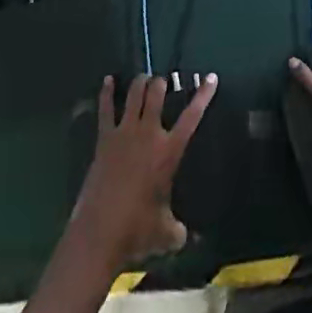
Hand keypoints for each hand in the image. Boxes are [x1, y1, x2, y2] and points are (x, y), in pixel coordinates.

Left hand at [67, 73, 217, 267]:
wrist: (101, 231)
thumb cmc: (139, 230)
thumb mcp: (168, 232)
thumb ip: (178, 227)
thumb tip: (185, 234)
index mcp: (168, 152)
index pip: (191, 117)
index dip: (203, 95)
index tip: (210, 78)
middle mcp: (147, 134)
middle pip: (156, 95)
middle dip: (162, 83)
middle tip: (164, 81)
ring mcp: (123, 133)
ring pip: (133, 95)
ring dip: (140, 83)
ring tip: (145, 77)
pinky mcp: (103, 139)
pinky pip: (105, 108)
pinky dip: (107, 92)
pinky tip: (108, 80)